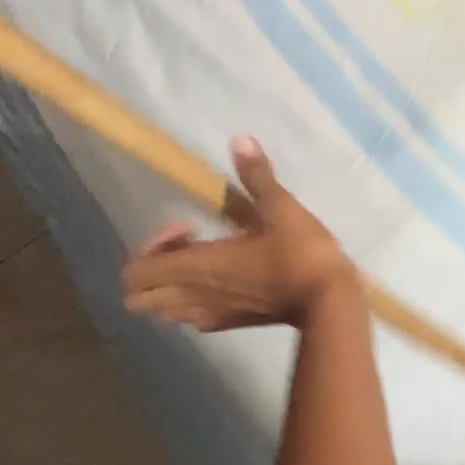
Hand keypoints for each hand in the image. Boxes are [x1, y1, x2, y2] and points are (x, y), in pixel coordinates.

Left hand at [123, 137, 356, 331]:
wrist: (328, 301)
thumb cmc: (300, 254)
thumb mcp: (282, 209)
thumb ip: (258, 177)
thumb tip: (240, 140)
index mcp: (196, 267)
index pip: (136, 270)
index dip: (153, 244)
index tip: (191, 225)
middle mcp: (193, 295)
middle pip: (138, 297)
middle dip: (154, 269)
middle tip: (190, 246)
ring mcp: (211, 314)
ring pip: (163, 311)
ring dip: (171, 289)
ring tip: (204, 265)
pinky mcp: (232, 324)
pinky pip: (194, 319)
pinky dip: (195, 303)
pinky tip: (224, 286)